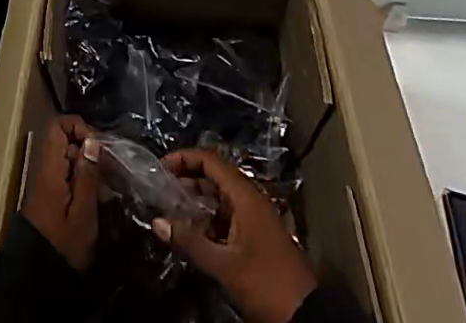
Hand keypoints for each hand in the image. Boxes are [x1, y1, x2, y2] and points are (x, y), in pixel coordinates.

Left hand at [20, 115, 101, 270]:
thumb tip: (92, 140)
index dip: (79, 127)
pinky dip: (85, 180)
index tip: (100, 147)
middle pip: (65, 141)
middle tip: (114, 169)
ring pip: (69, 158)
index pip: (57, 126)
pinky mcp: (51, 195)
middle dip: (91, 149)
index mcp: (50, 168)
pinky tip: (102, 196)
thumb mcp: (83, 213)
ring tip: (113, 184)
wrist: (40, 277)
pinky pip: (68, 174)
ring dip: (91, 166)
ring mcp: (47, 181)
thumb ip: (87, 175)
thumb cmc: (64, 245)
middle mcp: (45, 169)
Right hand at [153, 149, 317, 322]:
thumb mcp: (224, 264)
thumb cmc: (265, 283)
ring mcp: (254, 219)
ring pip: (219, 198)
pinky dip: (207, 219)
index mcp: (245, 197)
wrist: (308, 318)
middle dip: (186, 180)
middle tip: (161, 190)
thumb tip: (156, 222)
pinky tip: (191, 233)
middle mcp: (250, 201)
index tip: (160, 167)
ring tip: (170, 211)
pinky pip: (226, 217)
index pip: (210, 161)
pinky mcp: (256, 237)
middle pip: (214, 177)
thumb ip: (189, 241)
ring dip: (195, 201)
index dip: (184, 158)